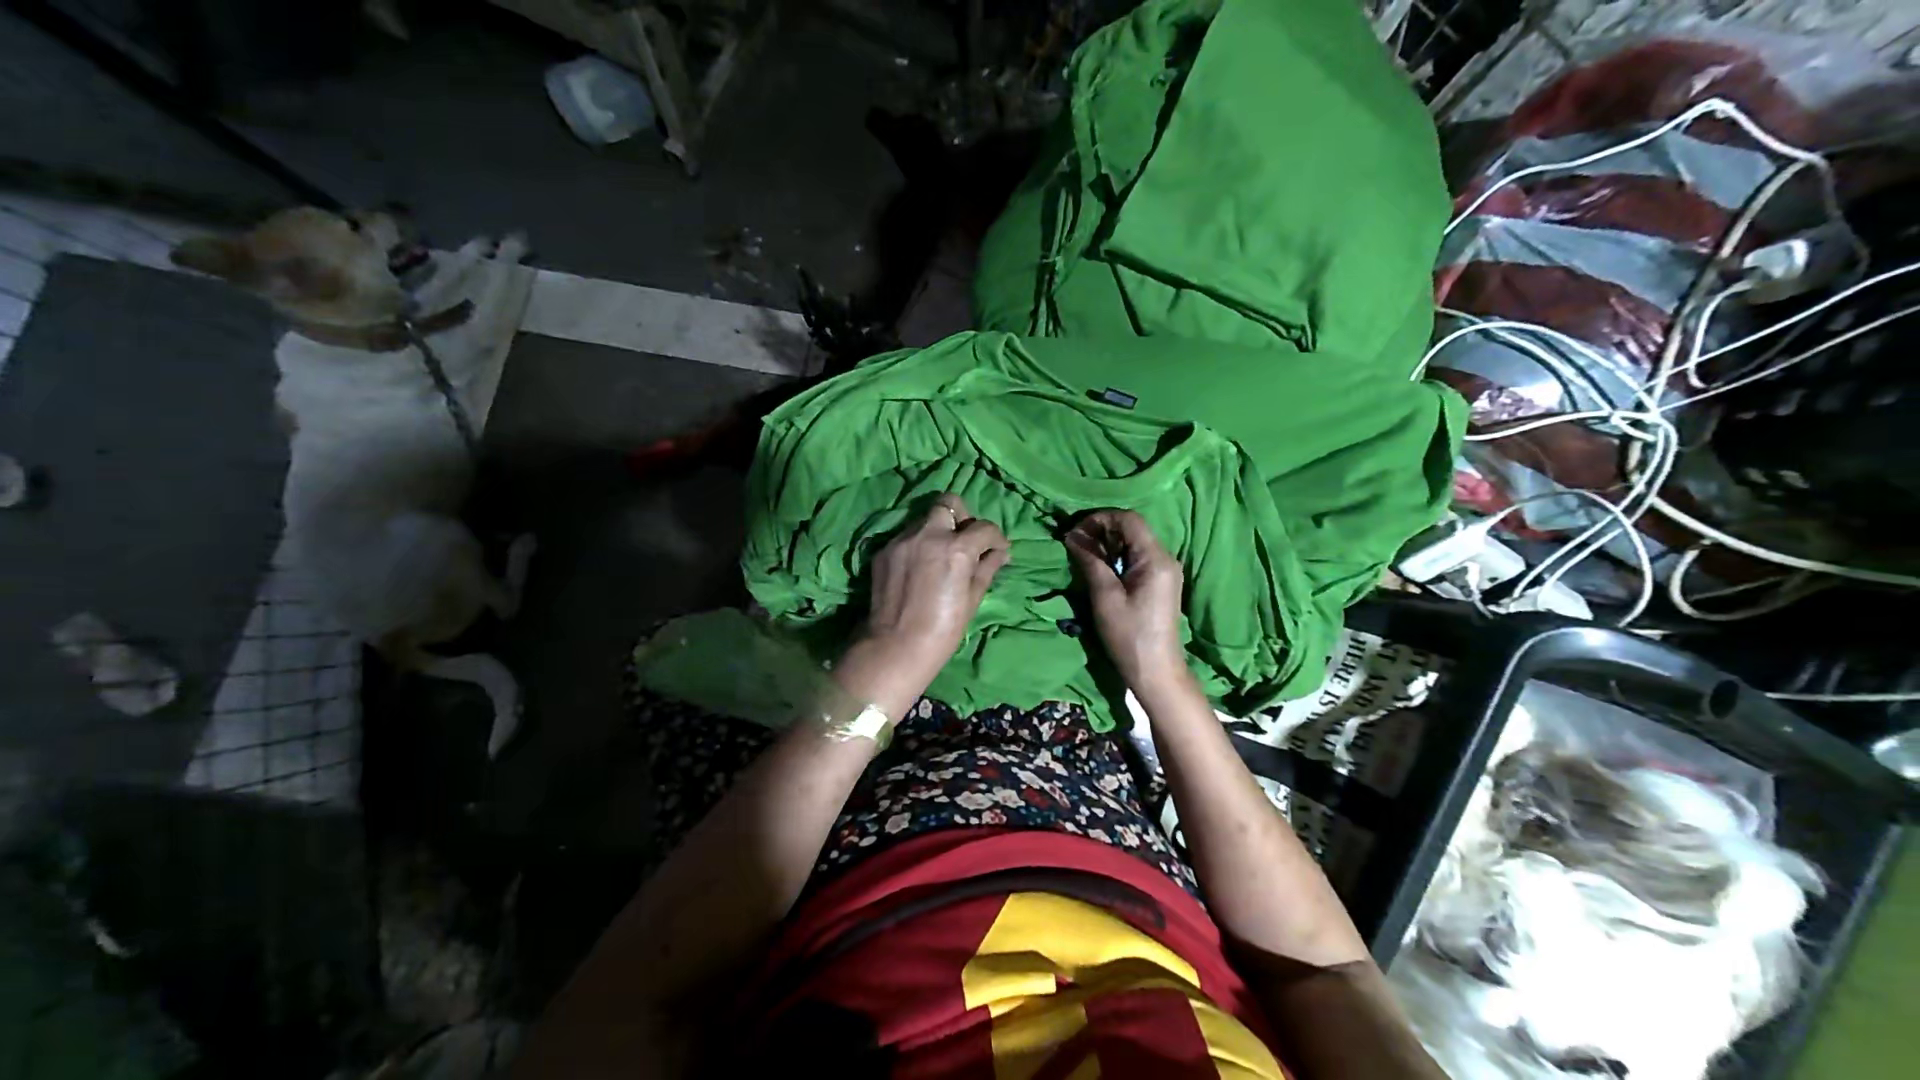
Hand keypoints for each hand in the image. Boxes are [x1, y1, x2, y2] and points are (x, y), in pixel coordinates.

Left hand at [855, 494, 1010, 689]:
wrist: (896, 646)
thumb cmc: (943, 629)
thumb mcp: (973, 598)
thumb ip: (987, 568)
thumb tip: (1000, 553)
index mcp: (956, 548)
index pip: (984, 527)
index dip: (996, 538)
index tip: (998, 550)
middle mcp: (928, 535)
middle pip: (949, 503)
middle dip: (962, 517)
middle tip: (965, 540)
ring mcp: (902, 540)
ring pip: (925, 520)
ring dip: (938, 531)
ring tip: (941, 556)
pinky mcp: (884, 551)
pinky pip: (906, 538)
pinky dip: (918, 546)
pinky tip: (920, 569)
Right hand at [1064, 509, 1187, 693]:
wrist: (1156, 671)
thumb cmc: (1129, 635)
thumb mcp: (1105, 596)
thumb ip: (1090, 561)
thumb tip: (1073, 536)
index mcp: (1155, 558)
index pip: (1129, 519)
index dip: (1100, 518)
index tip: (1075, 531)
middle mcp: (1165, 558)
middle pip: (1132, 528)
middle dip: (1101, 529)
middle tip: (1074, 542)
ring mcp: (1165, 570)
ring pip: (1134, 542)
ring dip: (1107, 543)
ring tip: (1082, 554)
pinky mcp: (1160, 582)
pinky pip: (1137, 557)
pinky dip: (1116, 556)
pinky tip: (1099, 567)